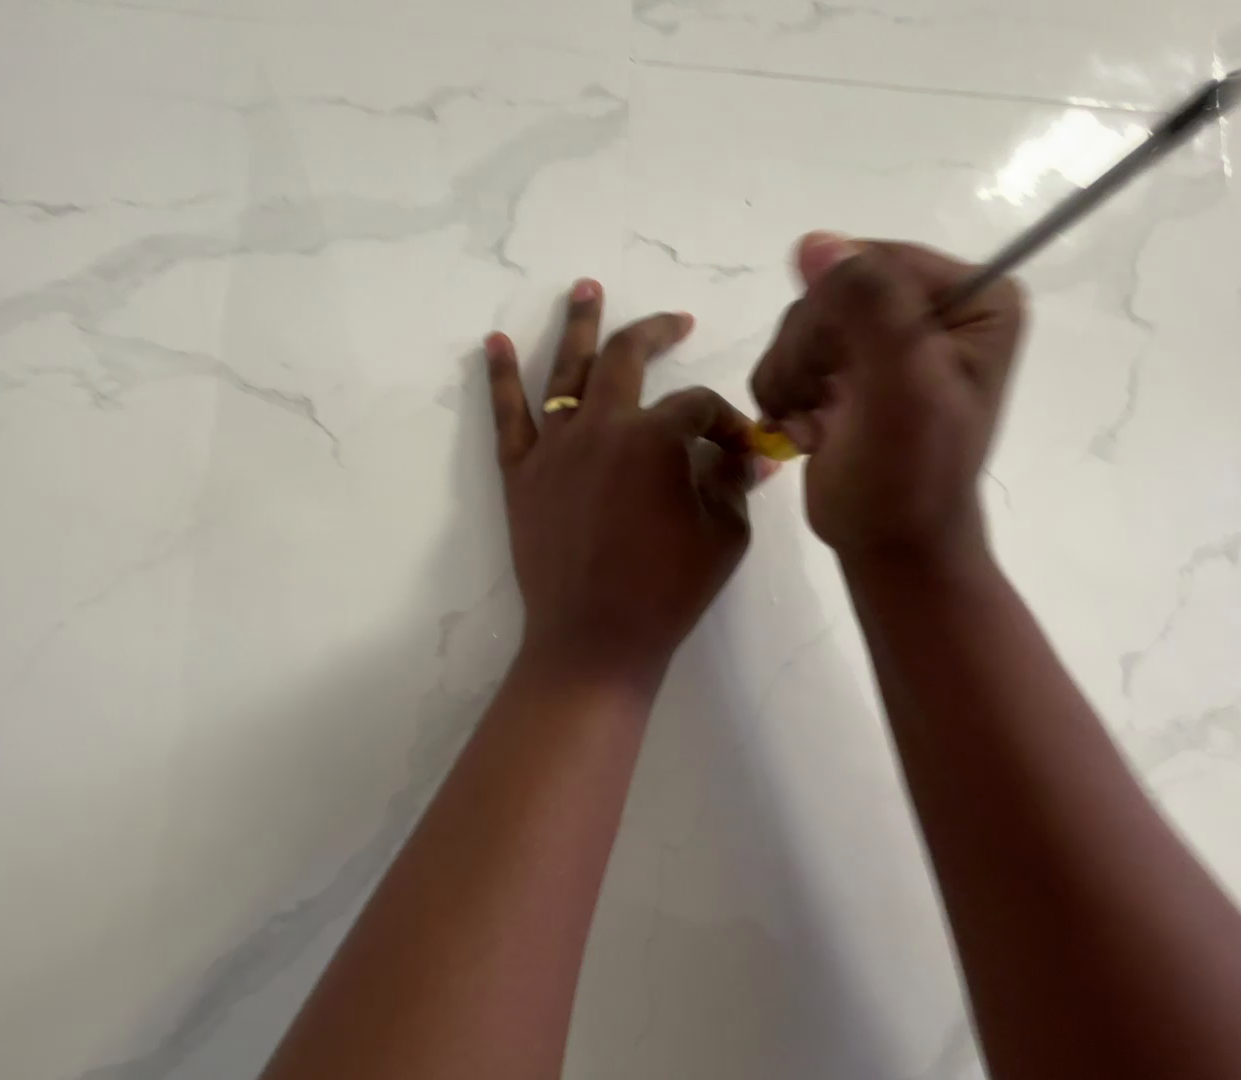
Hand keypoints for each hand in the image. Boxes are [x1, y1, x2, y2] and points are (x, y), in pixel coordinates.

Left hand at [487, 280, 759, 689]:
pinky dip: (499, 376)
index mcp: (657, 439)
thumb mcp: (724, 537)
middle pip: (628, 359)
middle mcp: (602, 427)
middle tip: (675, 320)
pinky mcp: (521, 474)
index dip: (727, 422)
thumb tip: (748, 456)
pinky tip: (492, 342)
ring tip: (584, 289)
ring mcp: (555, 447)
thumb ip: (734, 484)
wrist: (594, 637)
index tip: (742, 448)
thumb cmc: (667, 592)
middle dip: (656, 331)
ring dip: (578, 324)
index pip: (699, 407)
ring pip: (565, 370)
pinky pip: (508, 416)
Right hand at [751, 233, 1026, 565]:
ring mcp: (883, 339)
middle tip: (827, 411)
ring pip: (798, 324)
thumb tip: (814, 242)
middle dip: (810, 358)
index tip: (842, 378)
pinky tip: (808, 431)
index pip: (872, 262)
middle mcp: (929, 308)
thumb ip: (869, 308)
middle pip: (829, 293)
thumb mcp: (900, 389)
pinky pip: (784, 353)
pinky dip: (782, 396)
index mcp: (972, 297)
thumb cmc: (907, 477)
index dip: (837, 318)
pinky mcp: (844, 369)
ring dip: (791, 382)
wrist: (888, 545)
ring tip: (815, 429)